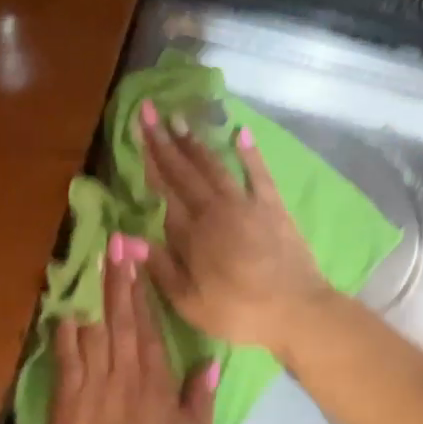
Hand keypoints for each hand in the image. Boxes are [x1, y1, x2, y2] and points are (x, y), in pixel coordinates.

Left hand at [51, 234, 216, 423]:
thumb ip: (198, 397)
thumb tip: (207, 360)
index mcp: (157, 383)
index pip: (148, 327)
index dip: (142, 291)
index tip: (137, 260)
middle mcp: (124, 376)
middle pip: (120, 320)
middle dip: (116, 281)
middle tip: (112, 244)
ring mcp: (93, 387)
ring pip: (93, 332)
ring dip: (92, 298)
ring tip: (90, 265)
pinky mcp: (67, 404)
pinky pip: (66, 360)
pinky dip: (65, 334)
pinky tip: (64, 311)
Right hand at [140, 101, 329, 351]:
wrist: (296, 311)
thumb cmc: (238, 313)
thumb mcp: (189, 302)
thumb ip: (159, 267)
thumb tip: (126, 237)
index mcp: (193, 233)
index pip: (164, 189)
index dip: (149, 160)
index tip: (137, 131)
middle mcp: (216, 210)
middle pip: (185, 171)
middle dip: (165, 140)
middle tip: (149, 110)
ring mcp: (247, 205)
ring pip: (215, 167)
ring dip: (196, 143)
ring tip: (179, 119)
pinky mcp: (273, 208)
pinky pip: (258, 174)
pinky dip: (250, 154)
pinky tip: (242, 133)